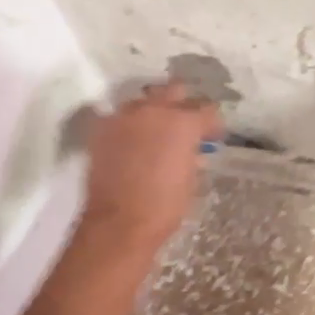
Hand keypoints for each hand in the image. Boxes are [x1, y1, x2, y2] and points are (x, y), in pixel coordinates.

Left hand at [75, 80, 222, 254]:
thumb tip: (191, 150)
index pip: (206, 110)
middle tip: (185, 125)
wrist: (119, 222)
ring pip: (144, 102)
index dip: (212, 124)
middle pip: (174, 91)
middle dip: (182, 105)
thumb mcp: (190, 180)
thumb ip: (191, 155)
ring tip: (155, 132)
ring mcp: (124, 116)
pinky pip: (119, 118)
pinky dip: (128, 126)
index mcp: (183, 122)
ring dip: (153, 112)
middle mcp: (153, 110)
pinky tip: (131, 142)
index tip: (212, 137)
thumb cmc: (164, 207)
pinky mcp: (101, 128)